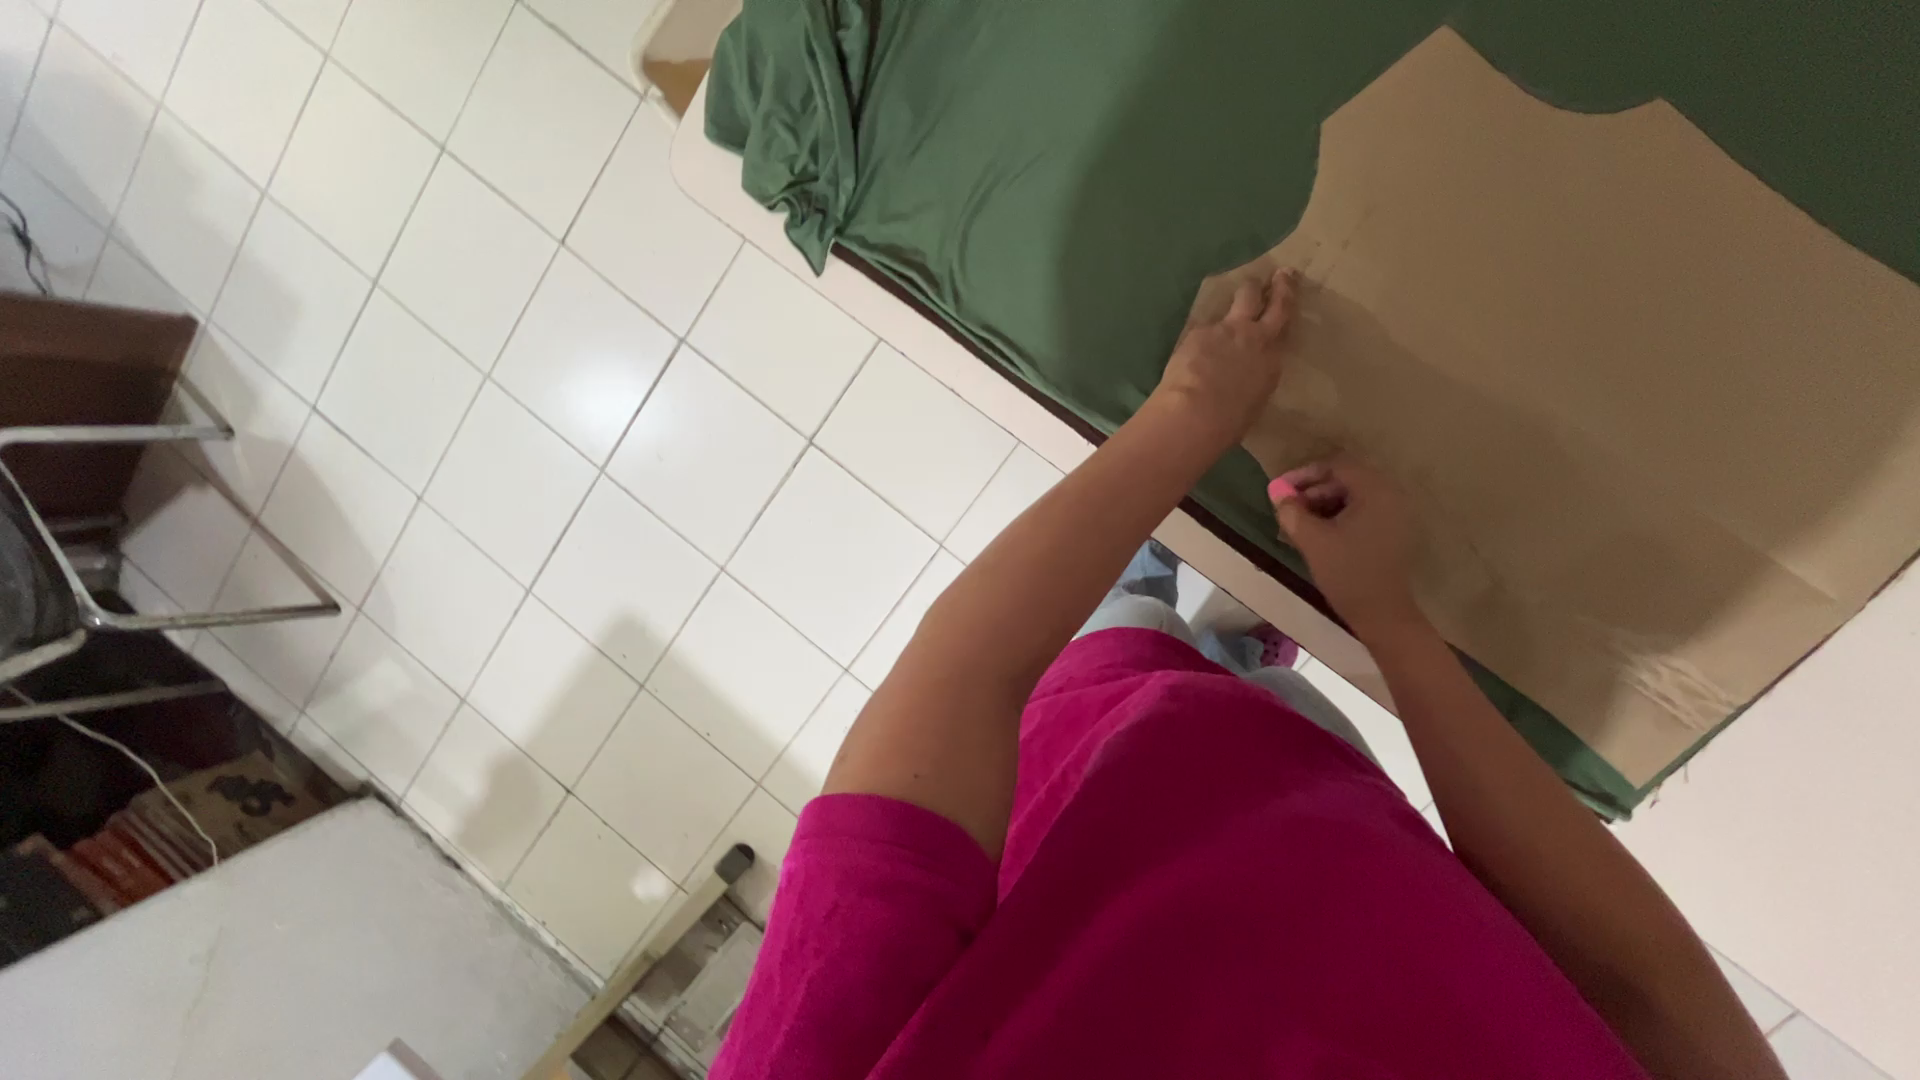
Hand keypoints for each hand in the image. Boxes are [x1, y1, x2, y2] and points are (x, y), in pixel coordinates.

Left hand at [1152, 267, 1299, 442]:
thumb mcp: (1251, 403)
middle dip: (1279, 286)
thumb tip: (1243, 382)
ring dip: (1246, 290)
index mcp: (1272, 362)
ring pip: (1243, 297)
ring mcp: (1229, 330)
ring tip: (1246, 287)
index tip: (1288, 295)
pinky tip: (1195, 340)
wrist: (1197, 412)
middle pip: (1273, 303)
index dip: (1285, 310)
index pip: (1283, 330)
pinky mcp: (1201, 330)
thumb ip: (1251, 383)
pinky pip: (1205, 322)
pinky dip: (1204, 328)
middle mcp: (1256, 339)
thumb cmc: (1227, 422)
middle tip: (1281, 274)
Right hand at [1271, 457, 1423, 637]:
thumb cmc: (1346, 572)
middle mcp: (1390, 496)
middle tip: (1287, 509)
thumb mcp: (1312, 539)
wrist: (1381, 613)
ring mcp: (1394, 515)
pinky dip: (1337, 517)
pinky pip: (1361, 513)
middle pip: (1345, 481)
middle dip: (1312, 491)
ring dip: (1322, 505)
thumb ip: (1291, 510)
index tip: (1280, 490)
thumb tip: (1276, 490)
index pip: (1336, 466)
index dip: (1304, 474)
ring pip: (1352, 498)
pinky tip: (1317, 535)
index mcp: (1375, 491)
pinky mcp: (1392, 532)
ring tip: (1297, 524)